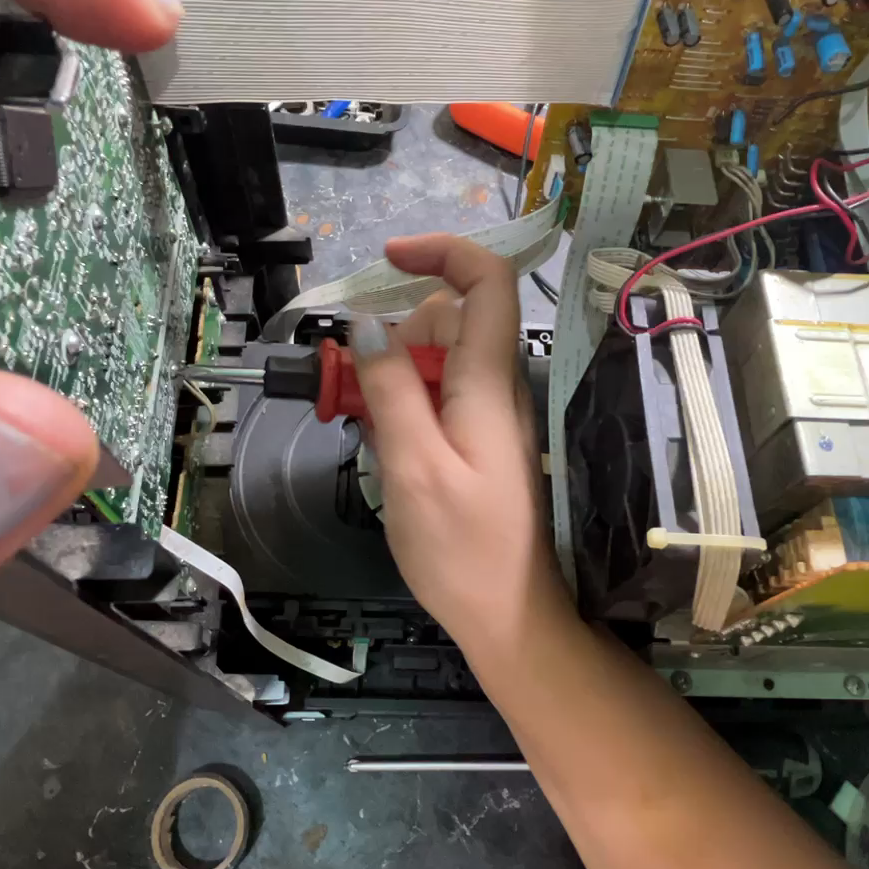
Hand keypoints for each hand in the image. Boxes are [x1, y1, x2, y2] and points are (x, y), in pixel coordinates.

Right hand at [349, 236, 573, 647]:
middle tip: (359, 397)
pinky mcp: (480, 442)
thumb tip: (367, 325)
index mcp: (488, 383)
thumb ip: (391, 390)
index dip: (443, 253)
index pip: (487, 283)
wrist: (509, 616)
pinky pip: (438, 399)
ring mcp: (490, 416)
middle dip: (395, 340)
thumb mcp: (413, 467)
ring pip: (436, 361)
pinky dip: (405, 409)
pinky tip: (391, 453)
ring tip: (375, 437)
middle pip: (449, 322)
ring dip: (393, 380)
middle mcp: (496, 388)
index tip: (388, 259)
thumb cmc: (461, 549)